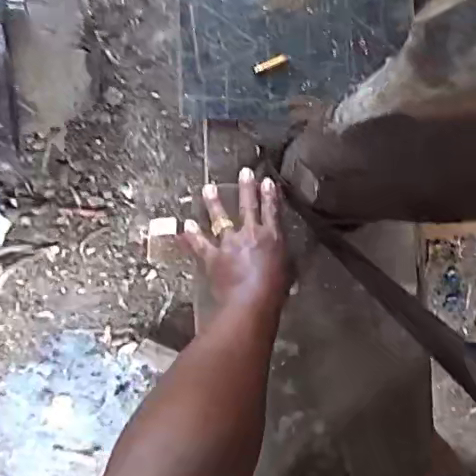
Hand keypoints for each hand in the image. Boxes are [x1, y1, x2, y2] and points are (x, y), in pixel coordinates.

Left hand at [183, 168, 291, 314]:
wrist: (250, 304)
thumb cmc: (275, 292)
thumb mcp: (288, 273)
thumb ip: (285, 262)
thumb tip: (287, 262)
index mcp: (272, 237)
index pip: (272, 210)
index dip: (270, 194)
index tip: (267, 180)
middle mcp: (250, 234)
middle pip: (248, 206)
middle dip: (246, 188)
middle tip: (243, 171)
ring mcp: (229, 244)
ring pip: (220, 218)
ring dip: (214, 202)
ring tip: (208, 188)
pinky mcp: (212, 257)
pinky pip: (200, 243)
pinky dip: (192, 235)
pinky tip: (186, 225)